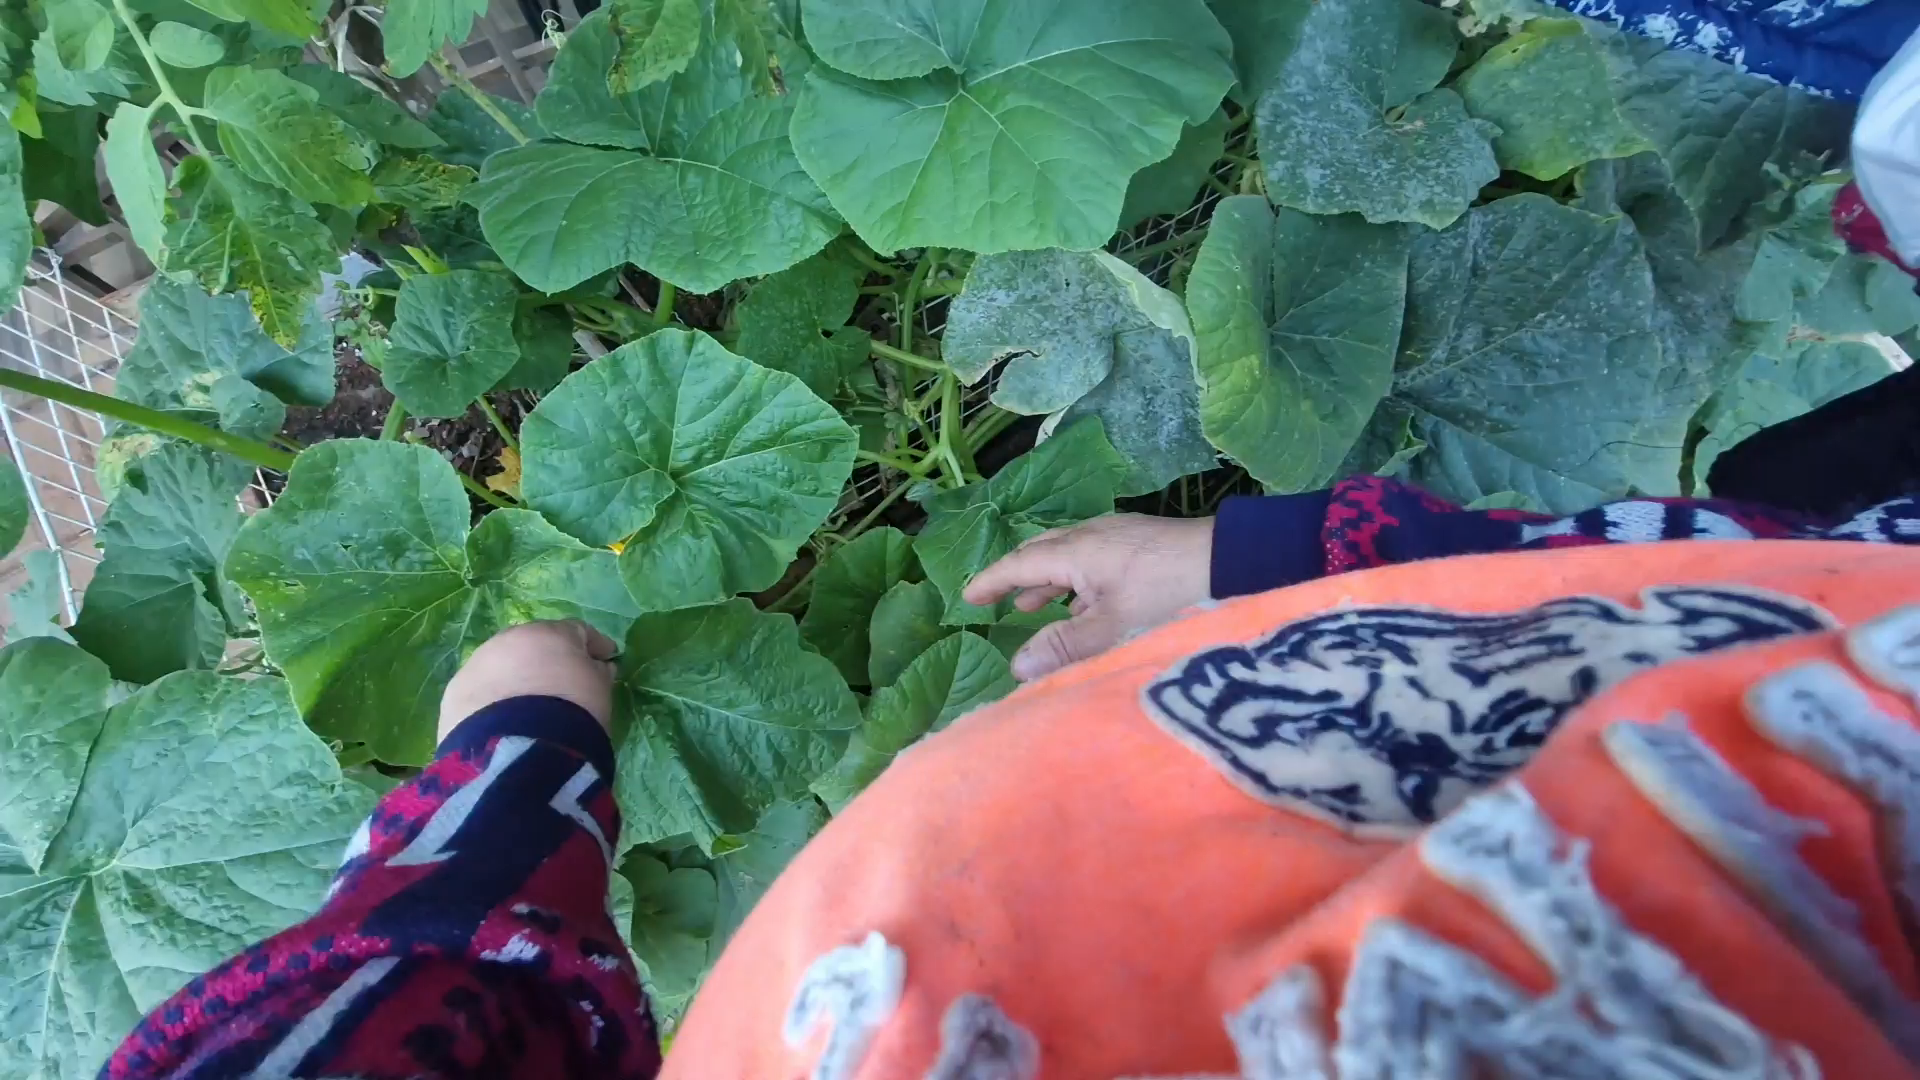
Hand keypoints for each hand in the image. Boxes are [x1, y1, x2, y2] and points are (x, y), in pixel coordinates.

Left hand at [438, 620, 619, 741]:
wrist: (518, 746)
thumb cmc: (572, 706)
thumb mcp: (600, 687)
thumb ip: (598, 671)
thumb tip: (596, 667)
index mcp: (549, 632)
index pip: (578, 631)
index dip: (594, 645)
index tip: (607, 660)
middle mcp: (508, 640)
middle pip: (535, 644)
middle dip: (551, 658)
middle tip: (565, 680)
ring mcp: (476, 665)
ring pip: (503, 666)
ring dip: (519, 678)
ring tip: (532, 704)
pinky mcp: (453, 695)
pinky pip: (484, 692)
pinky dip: (496, 700)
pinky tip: (507, 720)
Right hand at [962, 514, 1213, 681]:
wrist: (1239, 560)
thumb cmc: (1171, 594)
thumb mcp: (1116, 627)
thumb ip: (1066, 647)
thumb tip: (1017, 668)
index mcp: (1077, 551)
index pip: (1020, 564)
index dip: (992, 581)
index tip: (966, 598)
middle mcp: (1091, 536)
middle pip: (1040, 552)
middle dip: (1015, 576)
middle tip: (995, 599)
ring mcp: (1117, 535)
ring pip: (1066, 556)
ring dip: (1046, 580)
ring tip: (1033, 606)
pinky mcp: (1140, 543)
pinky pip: (1090, 559)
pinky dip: (1074, 580)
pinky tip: (1085, 603)